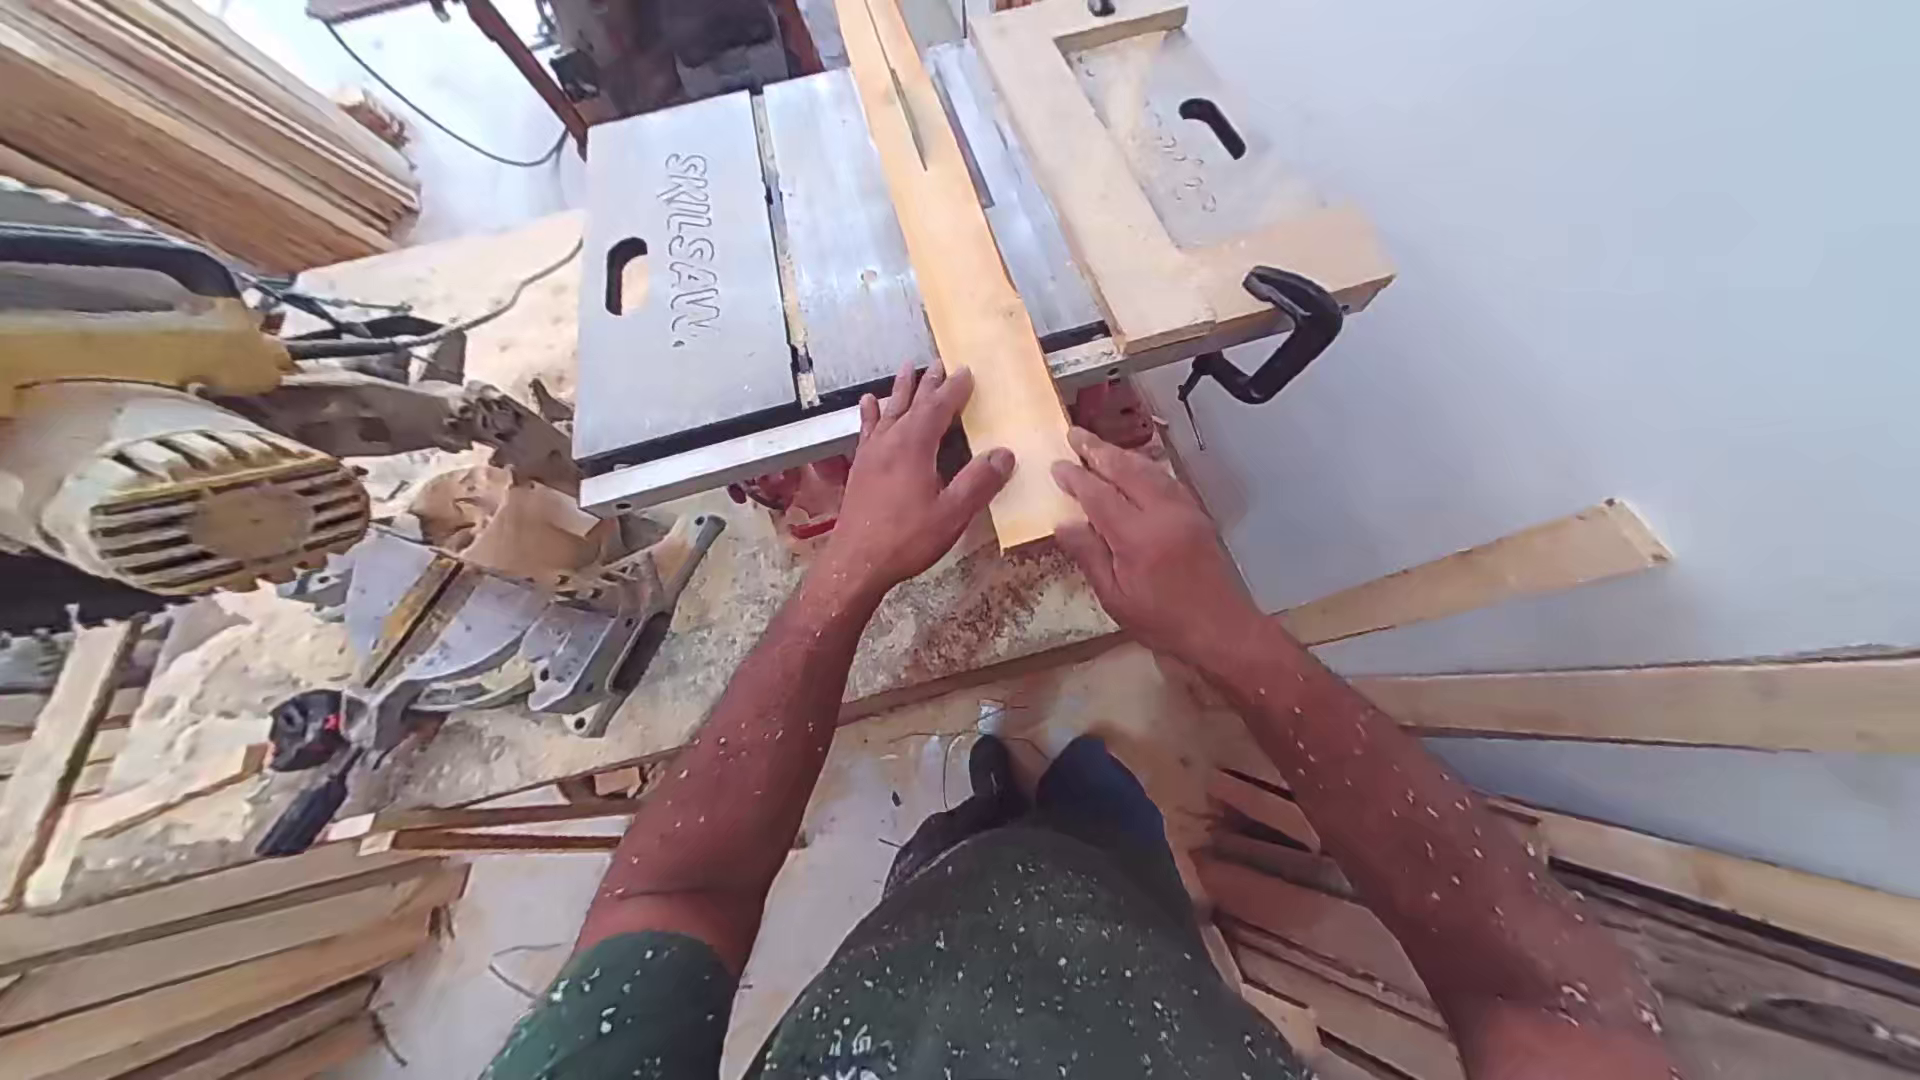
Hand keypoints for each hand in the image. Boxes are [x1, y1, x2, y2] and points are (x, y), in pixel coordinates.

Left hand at [814, 362, 1013, 604]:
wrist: (856, 562)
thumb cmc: (906, 539)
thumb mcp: (952, 514)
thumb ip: (978, 482)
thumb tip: (1004, 453)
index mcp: (914, 446)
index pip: (938, 408)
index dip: (954, 390)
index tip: (967, 373)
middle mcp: (890, 441)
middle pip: (912, 403)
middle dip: (928, 383)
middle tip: (938, 363)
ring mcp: (871, 453)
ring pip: (888, 411)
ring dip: (900, 390)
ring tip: (906, 369)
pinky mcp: (859, 468)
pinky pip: (867, 430)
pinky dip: (871, 413)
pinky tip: (869, 404)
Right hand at [1050, 427, 1264, 666]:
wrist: (1223, 630)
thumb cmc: (1162, 622)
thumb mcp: (1114, 598)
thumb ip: (1089, 556)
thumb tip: (1063, 524)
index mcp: (1137, 538)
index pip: (1099, 495)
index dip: (1076, 478)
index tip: (1057, 465)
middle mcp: (1163, 514)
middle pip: (1126, 470)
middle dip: (1098, 450)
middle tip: (1074, 434)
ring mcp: (1185, 511)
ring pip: (1149, 470)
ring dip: (1121, 455)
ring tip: (1098, 446)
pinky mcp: (1197, 515)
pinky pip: (1167, 480)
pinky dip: (1145, 467)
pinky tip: (1134, 468)